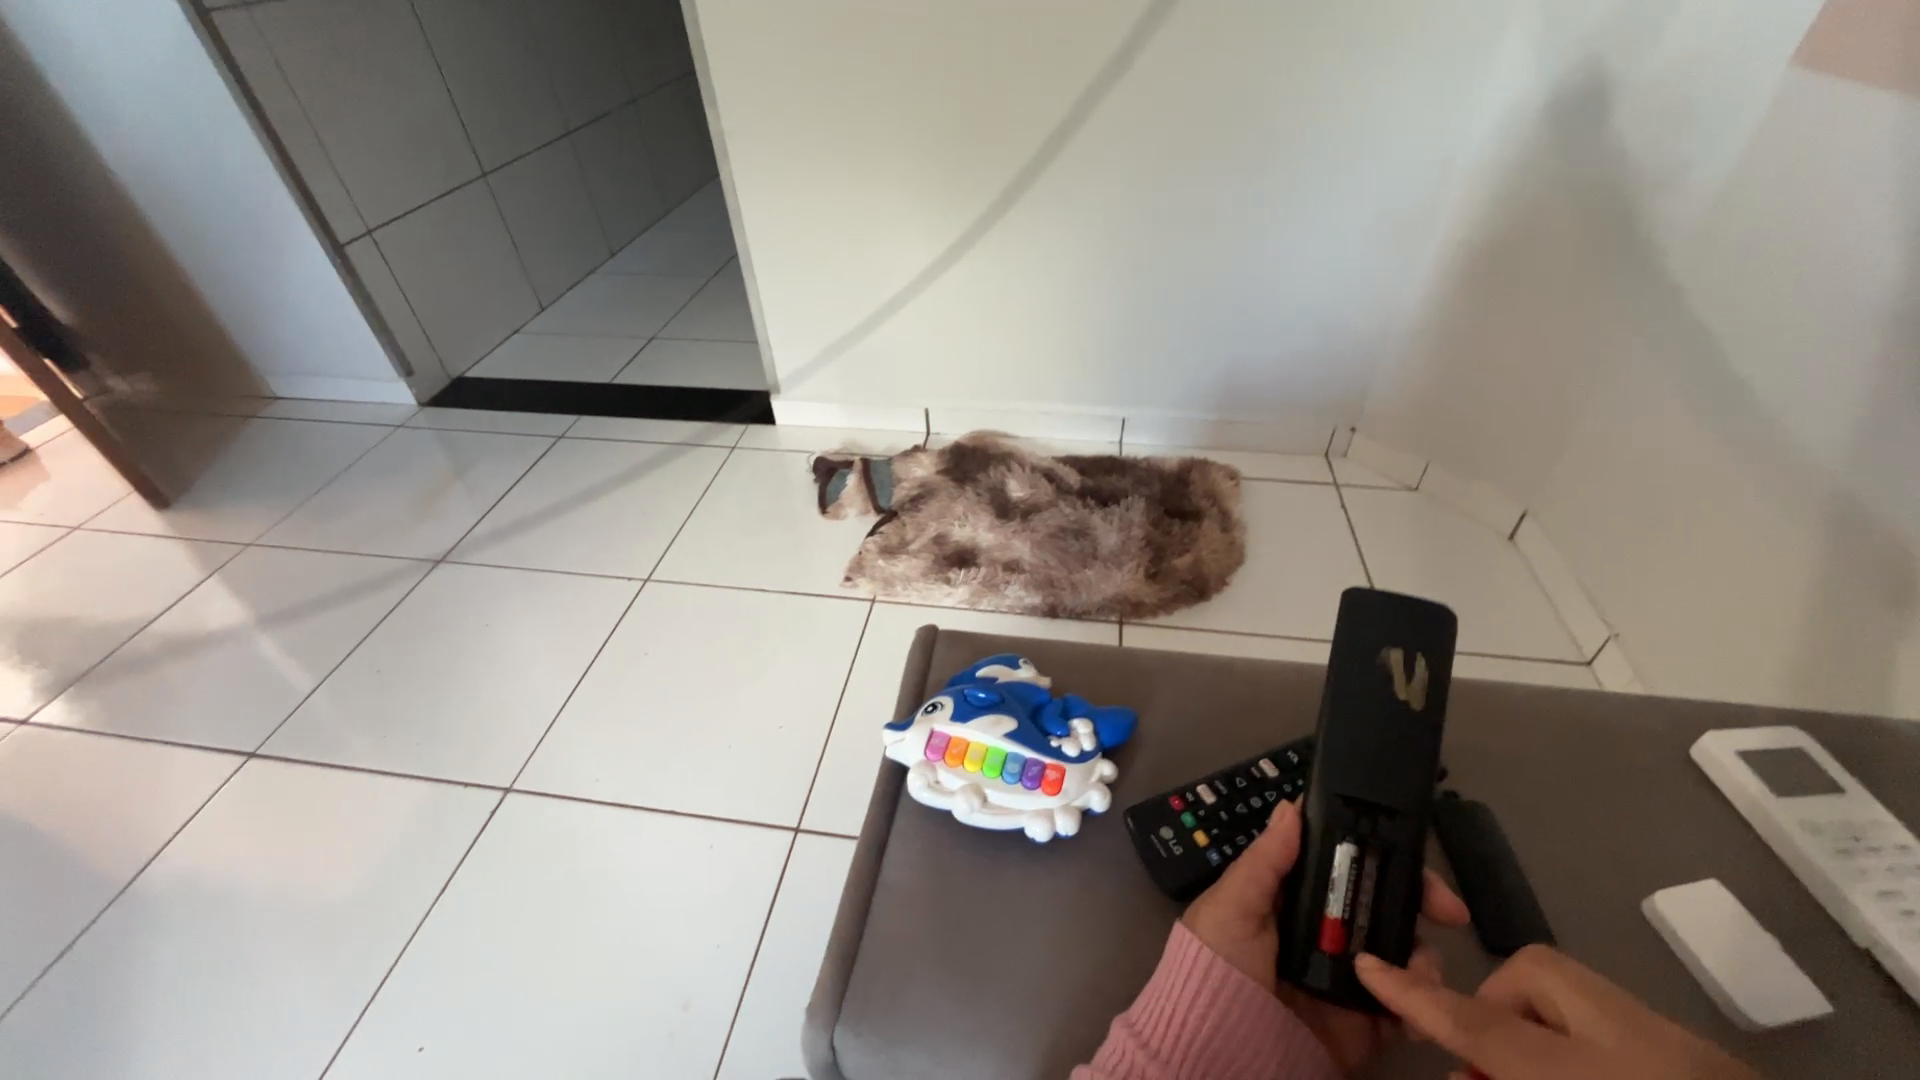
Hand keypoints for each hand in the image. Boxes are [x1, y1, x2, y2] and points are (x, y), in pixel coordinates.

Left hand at [1180, 800, 1471, 1074]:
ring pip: (1402, 951)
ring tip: (1424, 965)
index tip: (1408, 848)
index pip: (1339, 865)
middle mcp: (1321, 931)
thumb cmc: (1216, 965)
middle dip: (1418, 899)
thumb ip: (1266, 861)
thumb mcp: (1232, 905)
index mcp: (1288, 899)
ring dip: (1424, 953)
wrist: (1220, 1052)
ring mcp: (1346, 976)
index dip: (1374, 852)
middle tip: (1447, 908)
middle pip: (1380, 903)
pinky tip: (1420, 1004)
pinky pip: (1407, 1006)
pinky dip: (1423, 1003)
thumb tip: (1291, 808)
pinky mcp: (1365, 1022)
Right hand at [1355, 944, 1759, 1079]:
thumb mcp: (1552, 1076)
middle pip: (1538, 977)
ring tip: (1529, 1076)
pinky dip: (1585, 1050)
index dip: (1417, 996)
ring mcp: (1684, 1052)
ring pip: (1581, 997)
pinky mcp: (1708, 1064)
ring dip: (1539, 1030)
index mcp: (1589, 1074)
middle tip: (1486, 1072)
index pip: (1481, 1024)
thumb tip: (1464, 1072)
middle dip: (1495, 1008)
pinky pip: (1620, 1031)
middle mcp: (1642, 1049)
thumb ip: (1499, 1072)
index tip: (1369, 967)